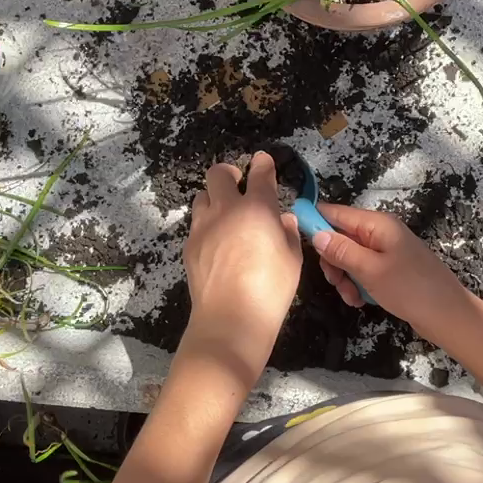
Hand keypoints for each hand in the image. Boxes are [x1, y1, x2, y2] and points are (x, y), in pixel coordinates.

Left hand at [184, 152, 301, 356]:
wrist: (230, 320)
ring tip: (226, 215)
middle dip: (230, 172)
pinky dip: (208, 224)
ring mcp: (203, 227)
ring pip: (202, 196)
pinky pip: (197, 224)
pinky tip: (218, 243)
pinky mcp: (189, 246)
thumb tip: (282, 219)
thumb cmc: (270, 289)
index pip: (260, 173)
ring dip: (215, 198)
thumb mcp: (293, 259)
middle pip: (218, 173)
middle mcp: (227, 210)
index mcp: (257, 208)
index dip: (263, 164)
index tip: (264, 162)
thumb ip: (288, 232)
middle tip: (239, 184)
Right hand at [308, 203, 472, 336]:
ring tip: (353, 298)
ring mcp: (386, 251)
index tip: (295, 236)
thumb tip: (316, 232)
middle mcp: (380, 232)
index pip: (336, 212)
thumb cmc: (410, 288)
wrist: (447, 314)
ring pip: (350, 258)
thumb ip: (342, 251)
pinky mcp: (390, 269)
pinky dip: (359, 285)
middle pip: (341, 237)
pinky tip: (362, 301)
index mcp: (377, 224)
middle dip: (333, 260)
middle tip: (335, 282)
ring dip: (345, 277)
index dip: (315, 220)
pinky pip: (364, 271)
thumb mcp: (370, 270)